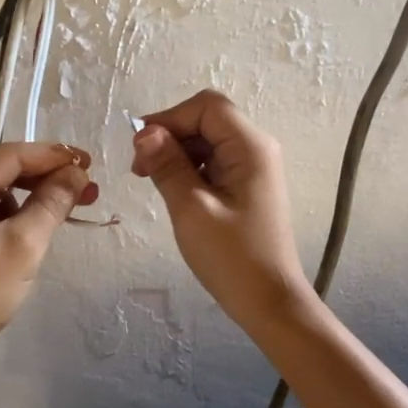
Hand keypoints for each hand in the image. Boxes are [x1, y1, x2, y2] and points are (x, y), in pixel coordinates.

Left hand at [0, 141, 96, 371]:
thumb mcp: (21, 248)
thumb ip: (51, 203)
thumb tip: (77, 174)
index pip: (13, 155)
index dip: (56, 157)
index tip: (92, 165)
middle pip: (1, 168)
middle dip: (45, 178)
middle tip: (88, 192)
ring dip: (27, 197)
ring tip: (63, 213)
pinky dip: (6, 213)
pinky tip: (28, 230)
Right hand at [131, 90, 311, 326]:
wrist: (268, 301)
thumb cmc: (231, 257)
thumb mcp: (191, 209)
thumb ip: (167, 165)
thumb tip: (144, 133)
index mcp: (250, 147)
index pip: (206, 107)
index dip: (169, 118)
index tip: (140, 148)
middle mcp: (257, 149)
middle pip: (207, 120)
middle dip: (170, 136)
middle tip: (141, 170)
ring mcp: (254, 169)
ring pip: (207, 142)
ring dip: (177, 154)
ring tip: (154, 183)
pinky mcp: (247, 187)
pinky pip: (214, 163)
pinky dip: (190, 169)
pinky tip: (174, 193)